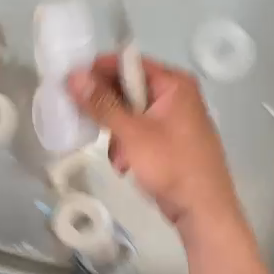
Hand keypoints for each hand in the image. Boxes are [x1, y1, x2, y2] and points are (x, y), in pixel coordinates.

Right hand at [68, 55, 246, 238]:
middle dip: (107, 110)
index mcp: (174, 84)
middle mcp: (176, 95)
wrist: (203, 210)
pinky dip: (127, 147)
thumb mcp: (131, 133)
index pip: (128, 63)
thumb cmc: (171, 166)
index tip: (70, 84)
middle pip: (127, 88)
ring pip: (129, 114)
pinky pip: (138, 132)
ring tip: (118, 157)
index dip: (98, 70)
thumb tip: (74, 76)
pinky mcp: (169, 141)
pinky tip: (126, 166)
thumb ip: (101, 104)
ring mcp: (174, 119)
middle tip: (86, 123)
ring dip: (116, 134)